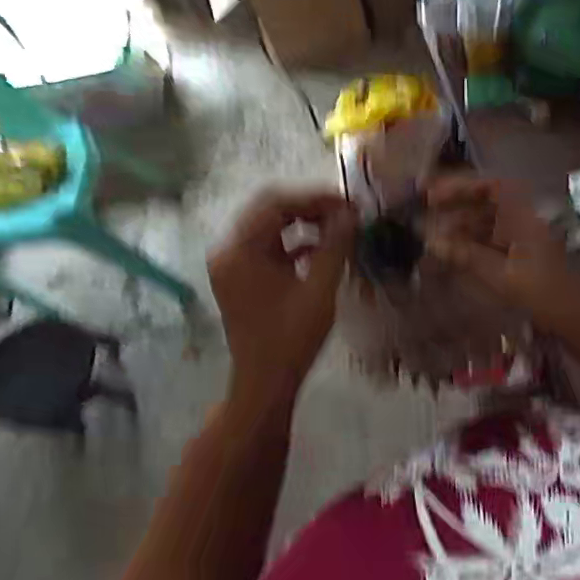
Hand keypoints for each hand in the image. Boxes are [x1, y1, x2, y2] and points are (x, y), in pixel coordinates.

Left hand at [208, 188, 356, 399]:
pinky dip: (294, 243)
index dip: (314, 197)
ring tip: (339, 227)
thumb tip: (351, 214)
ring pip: (269, 226)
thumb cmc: (291, 338)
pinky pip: (268, 247)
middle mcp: (228, 249)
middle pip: (269, 210)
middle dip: (310, 206)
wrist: (264, 382)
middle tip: (346, 212)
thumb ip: (334, 246)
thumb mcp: (318, 290)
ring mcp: (232, 264)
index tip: (348, 203)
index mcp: (240, 249)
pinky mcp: (241, 277)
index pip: (275, 203)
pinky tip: (323, 248)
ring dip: (303, 222)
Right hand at [422, 173, 579, 329]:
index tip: (431, 196)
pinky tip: (452, 252)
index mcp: (527, 216)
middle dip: (455, 206)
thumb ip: (466, 256)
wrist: (579, 321)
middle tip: (425, 214)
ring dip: (461, 227)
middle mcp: (526, 219)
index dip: (460, 187)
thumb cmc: (545, 296)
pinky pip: (492, 239)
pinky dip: (472, 243)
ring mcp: (525, 236)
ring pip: (487, 221)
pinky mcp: (522, 253)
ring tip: (434, 239)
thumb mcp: (502, 277)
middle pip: (487, 202)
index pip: (492, 187)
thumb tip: (432, 241)